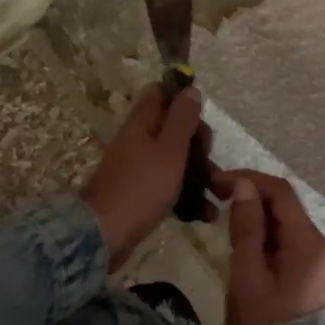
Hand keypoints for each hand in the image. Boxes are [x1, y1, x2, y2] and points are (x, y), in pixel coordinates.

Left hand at [80, 84, 211, 269]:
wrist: (104, 235)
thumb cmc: (142, 187)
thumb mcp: (170, 149)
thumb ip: (182, 119)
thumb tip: (190, 89)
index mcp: (142, 122)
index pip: (160, 92)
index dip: (182, 99)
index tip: (202, 118)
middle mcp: (138, 140)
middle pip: (172, 128)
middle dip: (198, 143)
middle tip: (211, 161)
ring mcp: (137, 168)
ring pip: (174, 160)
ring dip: (199, 174)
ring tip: (220, 196)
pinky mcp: (139, 194)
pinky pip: (168, 186)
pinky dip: (187, 196)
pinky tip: (205, 214)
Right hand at [217, 170, 324, 324]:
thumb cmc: (262, 322)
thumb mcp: (248, 273)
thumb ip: (247, 227)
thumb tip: (243, 184)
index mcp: (308, 242)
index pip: (281, 193)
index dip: (249, 179)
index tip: (217, 180)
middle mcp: (316, 242)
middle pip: (283, 202)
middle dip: (250, 191)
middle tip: (215, 191)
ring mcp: (311, 254)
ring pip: (281, 216)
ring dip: (253, 207)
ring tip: (221, 206)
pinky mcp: (302, 264)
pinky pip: (281, 233)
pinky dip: (260, 225)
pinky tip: (237, 228)